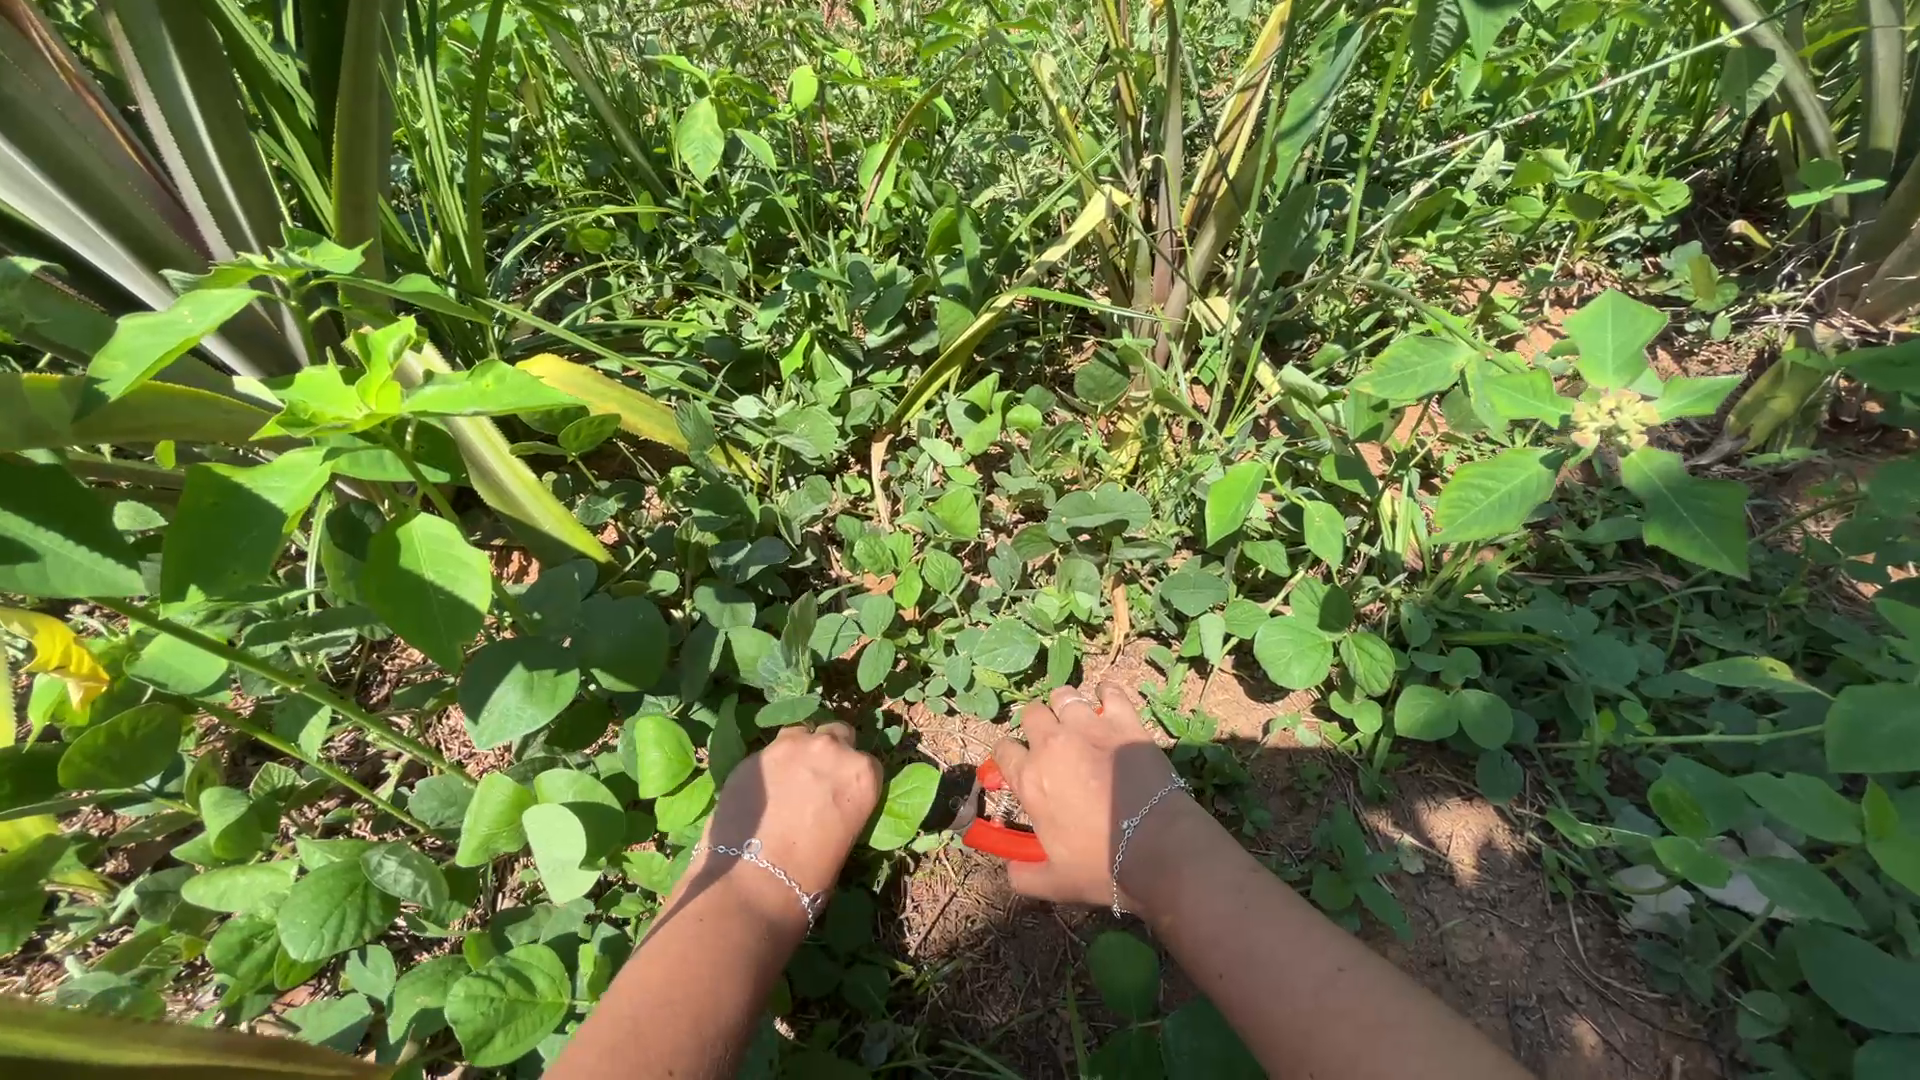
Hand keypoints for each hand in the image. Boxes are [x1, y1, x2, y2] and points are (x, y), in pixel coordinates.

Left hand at [694, 723, 882, 919]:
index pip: (867, 761)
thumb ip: (845, 802)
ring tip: (787, 782)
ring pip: (800, 735)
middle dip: (829, 752)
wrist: (753, 883)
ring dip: (798, 752)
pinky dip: (769, 767)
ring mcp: (790, 746)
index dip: (852, 776)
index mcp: (862, 774)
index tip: (842, 792)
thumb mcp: (847, 836)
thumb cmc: (809, 877)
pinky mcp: (755, 754)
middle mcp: (830, 749)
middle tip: (816, 781)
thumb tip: (831, 800)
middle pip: (837, 734)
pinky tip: (761, 793)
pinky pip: (768, 752)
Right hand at [991, 684, 1199, 913]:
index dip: (1010, 758)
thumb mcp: (1055, 883)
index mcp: (1030, 779)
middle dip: (1038, 726)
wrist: (1158, 848)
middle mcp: (1052, 744)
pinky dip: (1106, 692)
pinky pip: (1108, 690)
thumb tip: (1011, 870)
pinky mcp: (1123, 720)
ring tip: (1077, 721)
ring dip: (1066, 706)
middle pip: (1032, 714)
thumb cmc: (1102, 865)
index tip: (1022, 767)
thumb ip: (1024, 875)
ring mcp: (1088, 727)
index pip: (1003, 750)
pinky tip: (1108, 703)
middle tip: (1053, 744)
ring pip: (1064, 696)